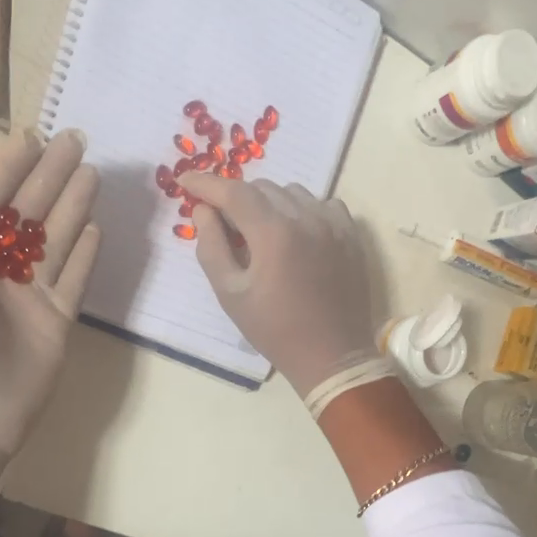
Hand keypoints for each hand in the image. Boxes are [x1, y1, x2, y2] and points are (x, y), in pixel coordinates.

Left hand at [0, 129, 99, 523]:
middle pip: (28, 211)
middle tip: (77, 140)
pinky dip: (85, 254)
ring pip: (56, 239)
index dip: (9, 166)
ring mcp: (29, 295)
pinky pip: (75, 279)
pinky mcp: (57, 321)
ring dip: (73, 205)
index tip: (33, 135)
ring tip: (93, 172)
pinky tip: (97, 226)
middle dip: (50, 175)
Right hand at [177, 173, 391, 415]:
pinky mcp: (351, 234)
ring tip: (263, 234)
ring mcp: (332, 223)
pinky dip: (302, 210)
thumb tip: (204, 211)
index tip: (186, 181)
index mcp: (273, 232)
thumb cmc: (275, 330)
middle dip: (238, 199)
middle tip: (227, 225)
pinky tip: (297, 235)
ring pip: (292, 192)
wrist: (331, 355)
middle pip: (262, 188)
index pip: (233, 191)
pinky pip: (321, 204)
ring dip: (270, 204)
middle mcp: (305, 216)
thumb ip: (211, 247)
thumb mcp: (231, 295)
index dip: (205, 182)